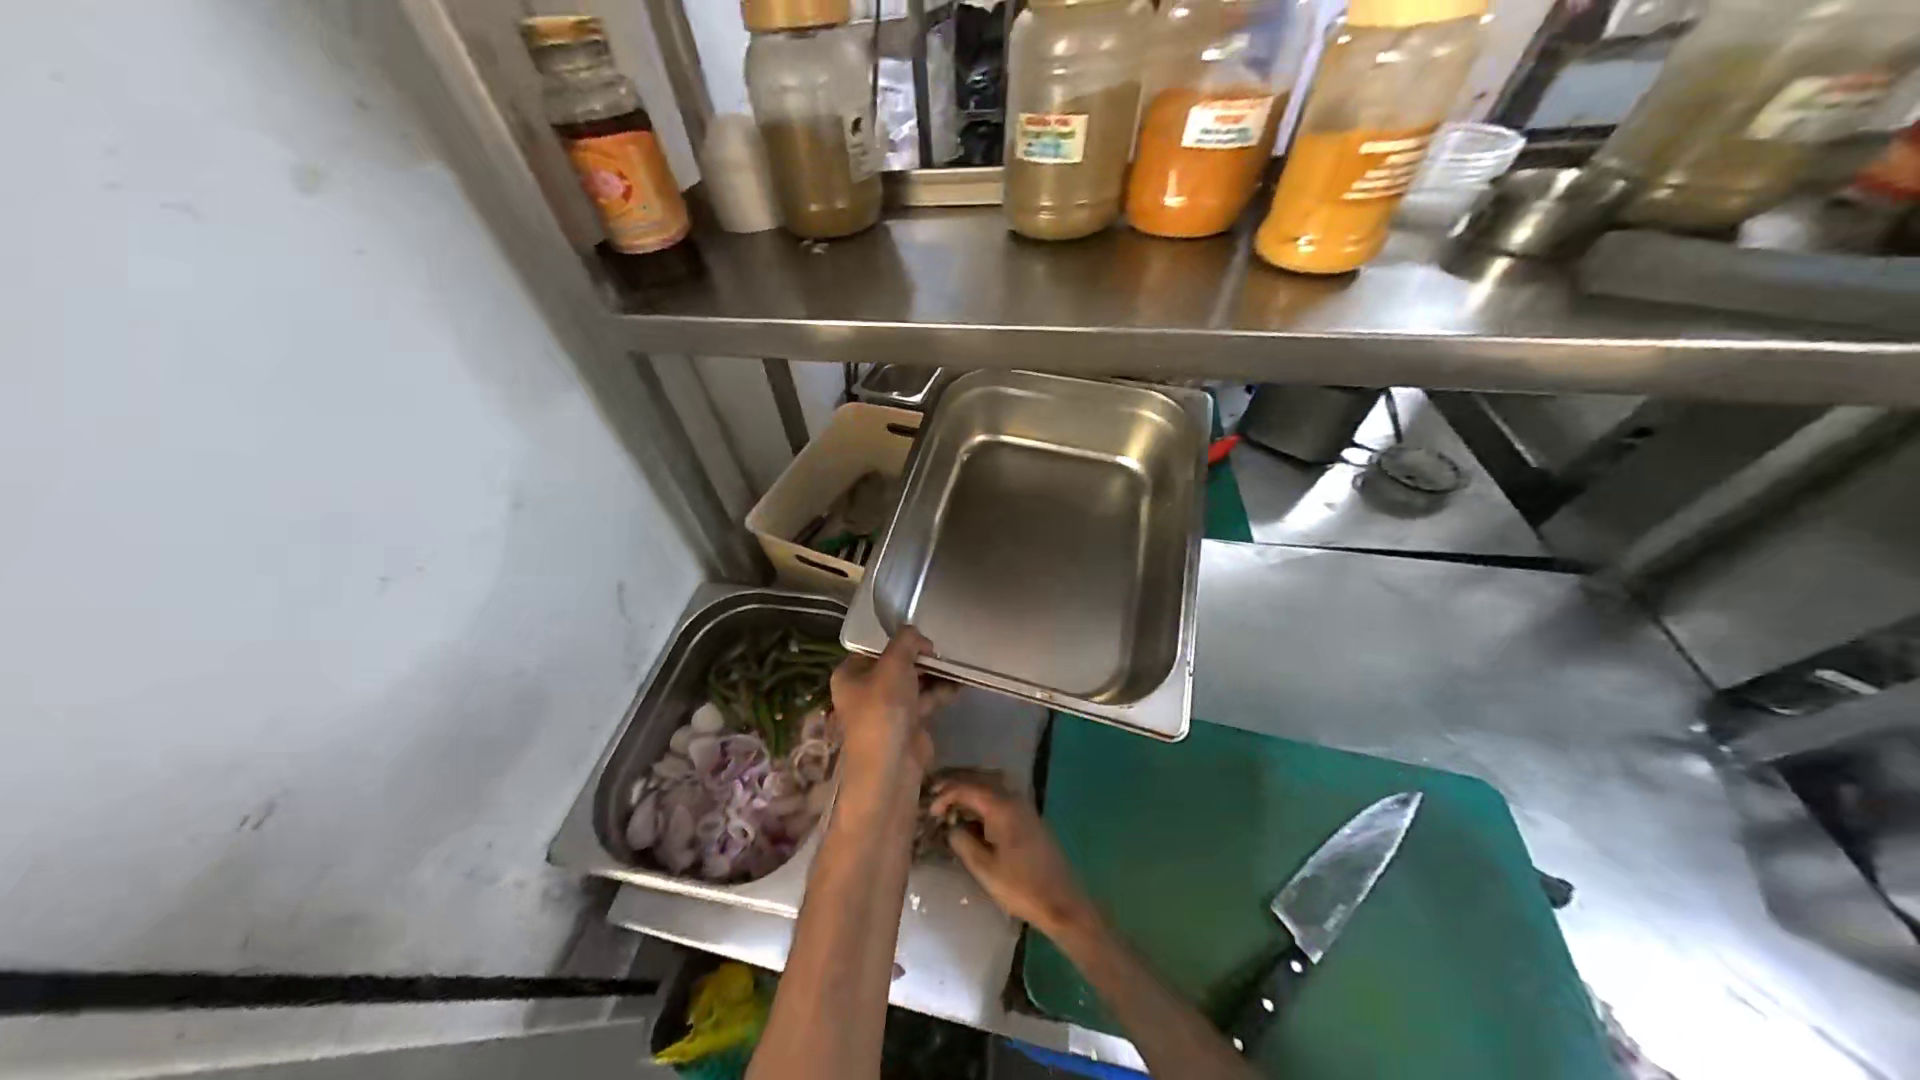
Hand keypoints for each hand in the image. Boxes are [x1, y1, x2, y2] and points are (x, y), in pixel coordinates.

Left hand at [830, 626, 957, 777]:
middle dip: (919, 658)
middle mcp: (865, 690)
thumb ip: (907, 641)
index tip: (921, 638)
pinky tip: (958, 683)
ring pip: (913, 682)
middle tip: (941, 652)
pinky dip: (939, 692)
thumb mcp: (894, 664)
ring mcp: (887, 709)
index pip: (874, 649)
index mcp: (850, 674)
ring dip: (933, 674)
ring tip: (955, 664)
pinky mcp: (907, 723)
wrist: (892, 764)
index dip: (898, 641)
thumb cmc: (884, 708)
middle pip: (896, 664)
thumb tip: (919, 637)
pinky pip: (924, 700)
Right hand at [930, 777, 1095, 937]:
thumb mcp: (984, 868)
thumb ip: (962, 842)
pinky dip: (982, 795)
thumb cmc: (1021, 887)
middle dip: (954, 782)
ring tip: (948, 797)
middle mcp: (1013, 797)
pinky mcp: (1027, 816)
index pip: (966, 787)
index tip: (929, 811)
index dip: (944, 795)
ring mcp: (1023, 805)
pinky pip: (1000, 794)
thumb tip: (951, 826)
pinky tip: (971, 810)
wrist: (1062, 901)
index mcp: (1001, 806)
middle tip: (932, 792)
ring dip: (969, 786)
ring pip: (991, 783)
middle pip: (979, 777)